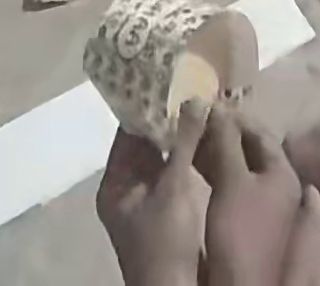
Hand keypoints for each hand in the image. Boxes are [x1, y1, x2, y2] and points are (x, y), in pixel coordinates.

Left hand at [97, 103, 210, 285]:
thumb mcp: (174, 188)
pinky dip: (185, 153)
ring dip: (178, 133)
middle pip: (144, 142)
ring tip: (200, 102)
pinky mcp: (165, 207)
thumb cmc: (164, 240)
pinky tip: (204, 134)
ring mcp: (145, 199)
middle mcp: (126, 188)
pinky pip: (173, 170)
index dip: (146, 104)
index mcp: (115, 183)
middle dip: (166, 116)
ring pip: (160, 155)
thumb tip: (196, 96)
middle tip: (189, 85)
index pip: (127, 132)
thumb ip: (184, 141)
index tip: (167, 78)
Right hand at [196, 103, 319, 285]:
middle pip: (253, 151)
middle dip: (226, 135)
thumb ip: (225, 140)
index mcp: (284, 172)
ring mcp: (269, 207)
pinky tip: (202, 168)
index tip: (210, 105)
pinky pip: (238, 187)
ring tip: (195, 141)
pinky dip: (221, 173)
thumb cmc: (241, 229)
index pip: (261, 132)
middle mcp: (283, 186)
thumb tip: (217, 105)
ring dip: (221, 154)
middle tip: (199, 123)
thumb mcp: (231, 180)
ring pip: (244, 170)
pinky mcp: (253, 224)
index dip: (235, 117)